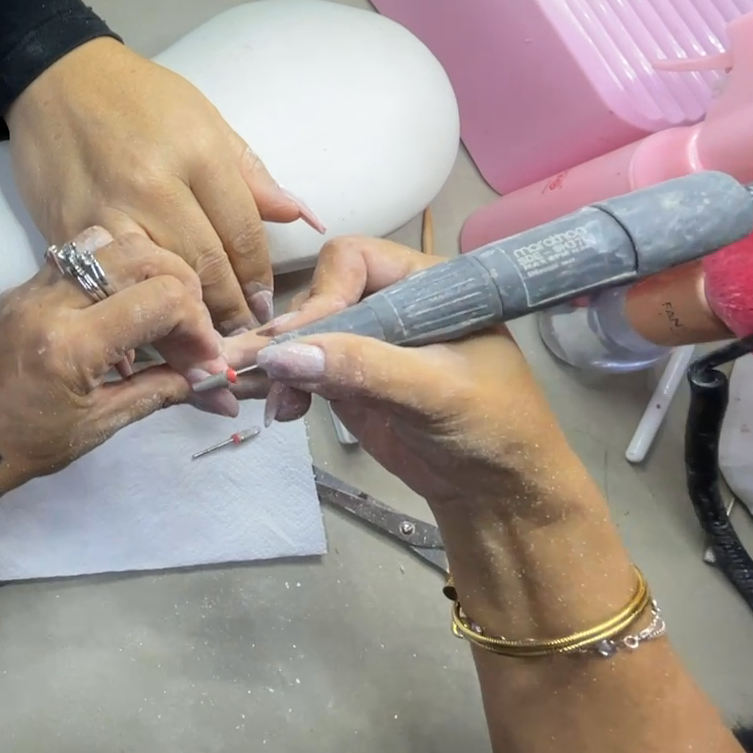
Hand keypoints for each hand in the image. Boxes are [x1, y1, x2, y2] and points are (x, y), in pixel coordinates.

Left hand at [0, 227, 230, 494]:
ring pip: (103, 244)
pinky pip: (72, 259)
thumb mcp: (101, 423)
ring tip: (153, 311)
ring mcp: (28, 290)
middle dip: (179, 286)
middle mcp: (48, 303)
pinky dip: (107, 273)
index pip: (160, 298)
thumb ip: (162, 390)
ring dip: (142, 269)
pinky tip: (115, 310)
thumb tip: (219, 385)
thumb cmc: (31, 444)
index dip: (197, 324)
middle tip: (187, 326)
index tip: (202, 356)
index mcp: (70, 344)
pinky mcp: (17, 289)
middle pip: (138, 255)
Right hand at [6, 38, 321, 334]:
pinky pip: (106, 280)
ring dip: (182, 318)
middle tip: (239, 338)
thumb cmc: (135, 97)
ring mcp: (105, 211)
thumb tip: (302, 218)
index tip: (264, 307)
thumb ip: (250, 174)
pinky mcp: (65, 229)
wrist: (54, 82)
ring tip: (199, 343)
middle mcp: (153, 185)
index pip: (241, 232)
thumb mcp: (203, 119)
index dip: (256, 277)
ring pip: (154, 281)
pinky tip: (143, 329)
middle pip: (203, 265)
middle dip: (227, 308)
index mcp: (196, 152)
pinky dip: (127, 309)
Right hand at [227, 237, 589, 511]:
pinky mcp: (341, 376)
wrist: (495, 491)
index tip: (304, 341)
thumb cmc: (491, 430)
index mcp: (424, 286)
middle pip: (315, 297)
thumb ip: (362, 367)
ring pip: (297, 335)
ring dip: (273, 364)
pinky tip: (277, 408)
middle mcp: (388, 304)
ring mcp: (362, 341)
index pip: (352, 261)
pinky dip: (276, 385)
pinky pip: (295, 368)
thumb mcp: (435, 394)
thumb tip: (280, 355)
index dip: (323, 295)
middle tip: (261, 371)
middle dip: (288, 338)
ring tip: (257, 394)